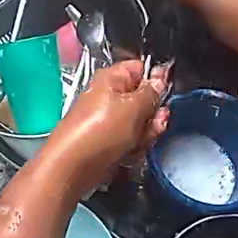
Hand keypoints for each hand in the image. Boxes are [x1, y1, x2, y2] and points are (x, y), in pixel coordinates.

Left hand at [35, 60, 170, 198]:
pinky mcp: (110, 142)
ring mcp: (110, 121)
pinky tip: (127, 154)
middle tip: (150, 124)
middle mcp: (110, 97)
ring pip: (142, 125)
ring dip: (145, 136)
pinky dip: (134, 150)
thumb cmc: (99, 132)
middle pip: (145, 101)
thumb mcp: (134, 106)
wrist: (74, 168)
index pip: (141, 69)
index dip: (156, 81)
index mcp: (112, 79)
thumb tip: (160, 80)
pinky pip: (133, 142)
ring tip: (134, 143)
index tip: (164, 94)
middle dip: (153, 116)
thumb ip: (152, 92)